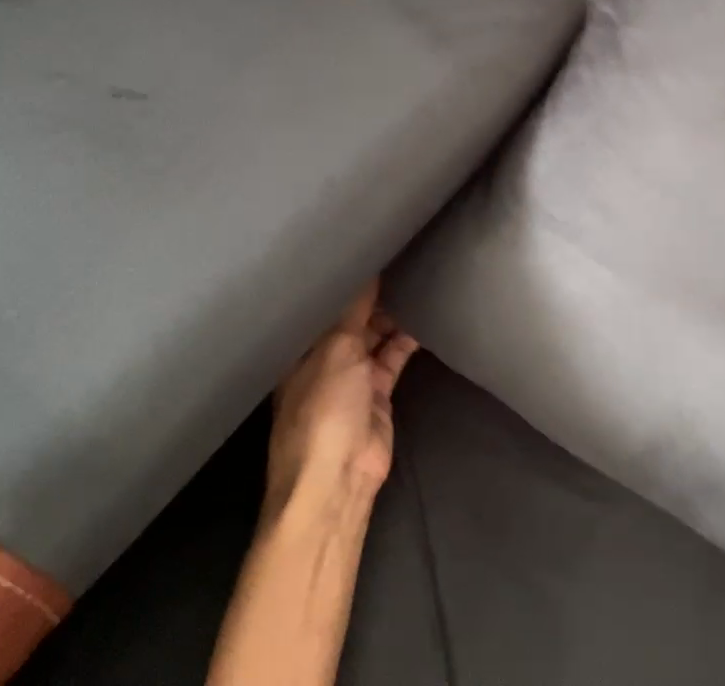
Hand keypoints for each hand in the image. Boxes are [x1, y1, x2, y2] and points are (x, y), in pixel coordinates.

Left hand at [265, 278, 420, 516]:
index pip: (321, 307)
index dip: (341, 282)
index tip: (364, 249)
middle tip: (400, 258)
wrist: (339, 475)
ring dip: (393, 316)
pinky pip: (394, 356)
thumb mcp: (336, 350)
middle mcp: (322, 359)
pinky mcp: (379, 392)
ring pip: (375, 336)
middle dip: (372, 296)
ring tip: (417, 279)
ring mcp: (351, 377)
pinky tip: (426, 316)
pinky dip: (407, 340)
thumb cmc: (324, 409)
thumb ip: (353, 310)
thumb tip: (366, 271)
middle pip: (350, 319)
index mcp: (299, 349)